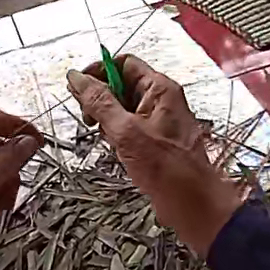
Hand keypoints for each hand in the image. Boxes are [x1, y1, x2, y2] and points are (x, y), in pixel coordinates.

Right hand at [66, 55, 244, 254]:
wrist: (193, 205)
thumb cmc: (167, 169)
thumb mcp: (125, 131)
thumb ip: (99, 102)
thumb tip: (77, 78)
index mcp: (159, 89)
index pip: (123, 64)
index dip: (98, 72)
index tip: (78, 88)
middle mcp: (160, 100)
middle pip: (121, 84)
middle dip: (99, 97)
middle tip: (87, 116)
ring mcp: (158, 121)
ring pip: (122, 107)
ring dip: (106, 117)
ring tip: (102, 135)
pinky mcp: (155, 140)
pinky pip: (129, 126)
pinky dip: (115, 133)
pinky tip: (113, 147)